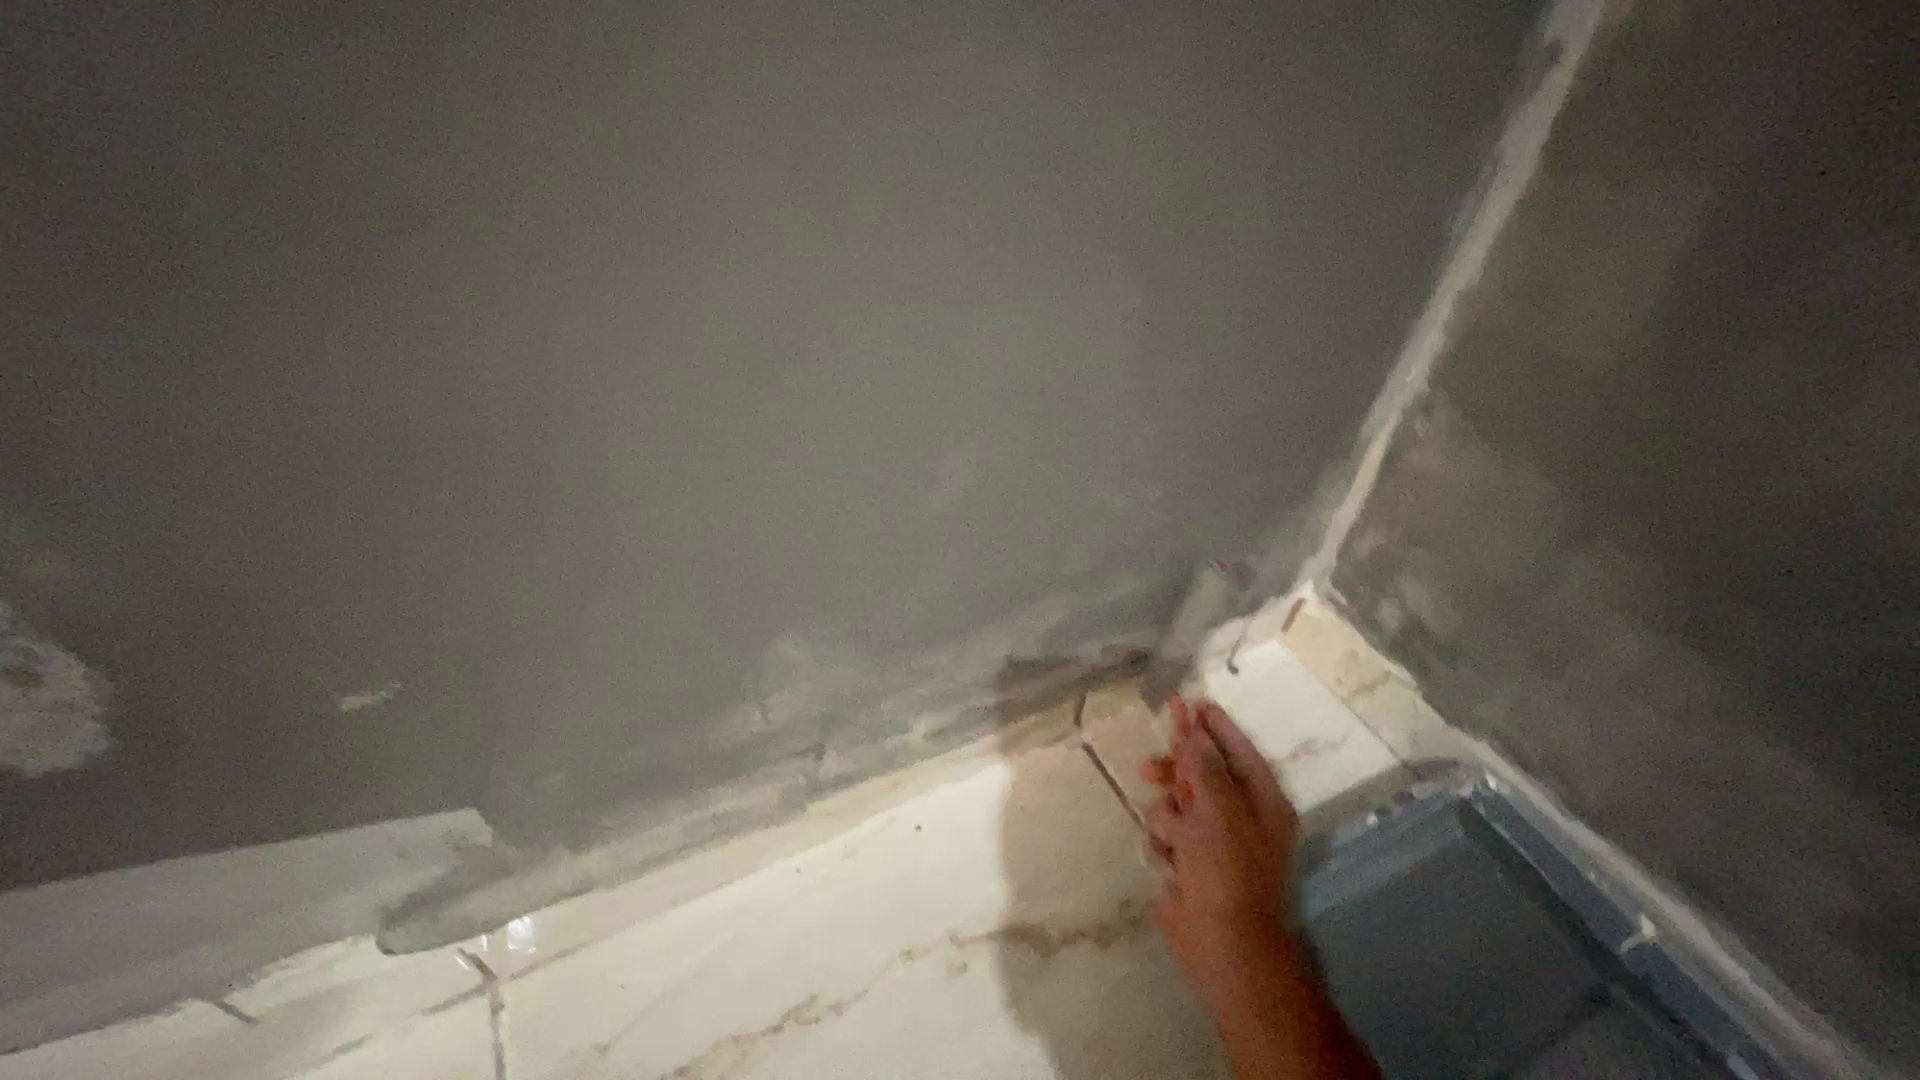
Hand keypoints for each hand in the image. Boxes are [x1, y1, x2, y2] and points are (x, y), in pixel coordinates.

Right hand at [1141, 697, 1301, 1010]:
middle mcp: (1240, 816)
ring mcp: (1213, 841)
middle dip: (1176, 771)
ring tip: (1172, 838)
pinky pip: (1166, 833)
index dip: (1212, 725)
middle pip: (1201, 773)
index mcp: (1262, 800)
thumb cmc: (1228, 871)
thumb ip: (1204, 765)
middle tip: (1151, 768)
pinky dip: (1164, 843)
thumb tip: (1194, 727)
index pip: (1236, 749)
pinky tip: (1168, 860)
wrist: (1222, 943)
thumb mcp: (1218, 810)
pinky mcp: (1189, 863)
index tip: (1186, 702)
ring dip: (1167, 815)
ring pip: (1176, 803)